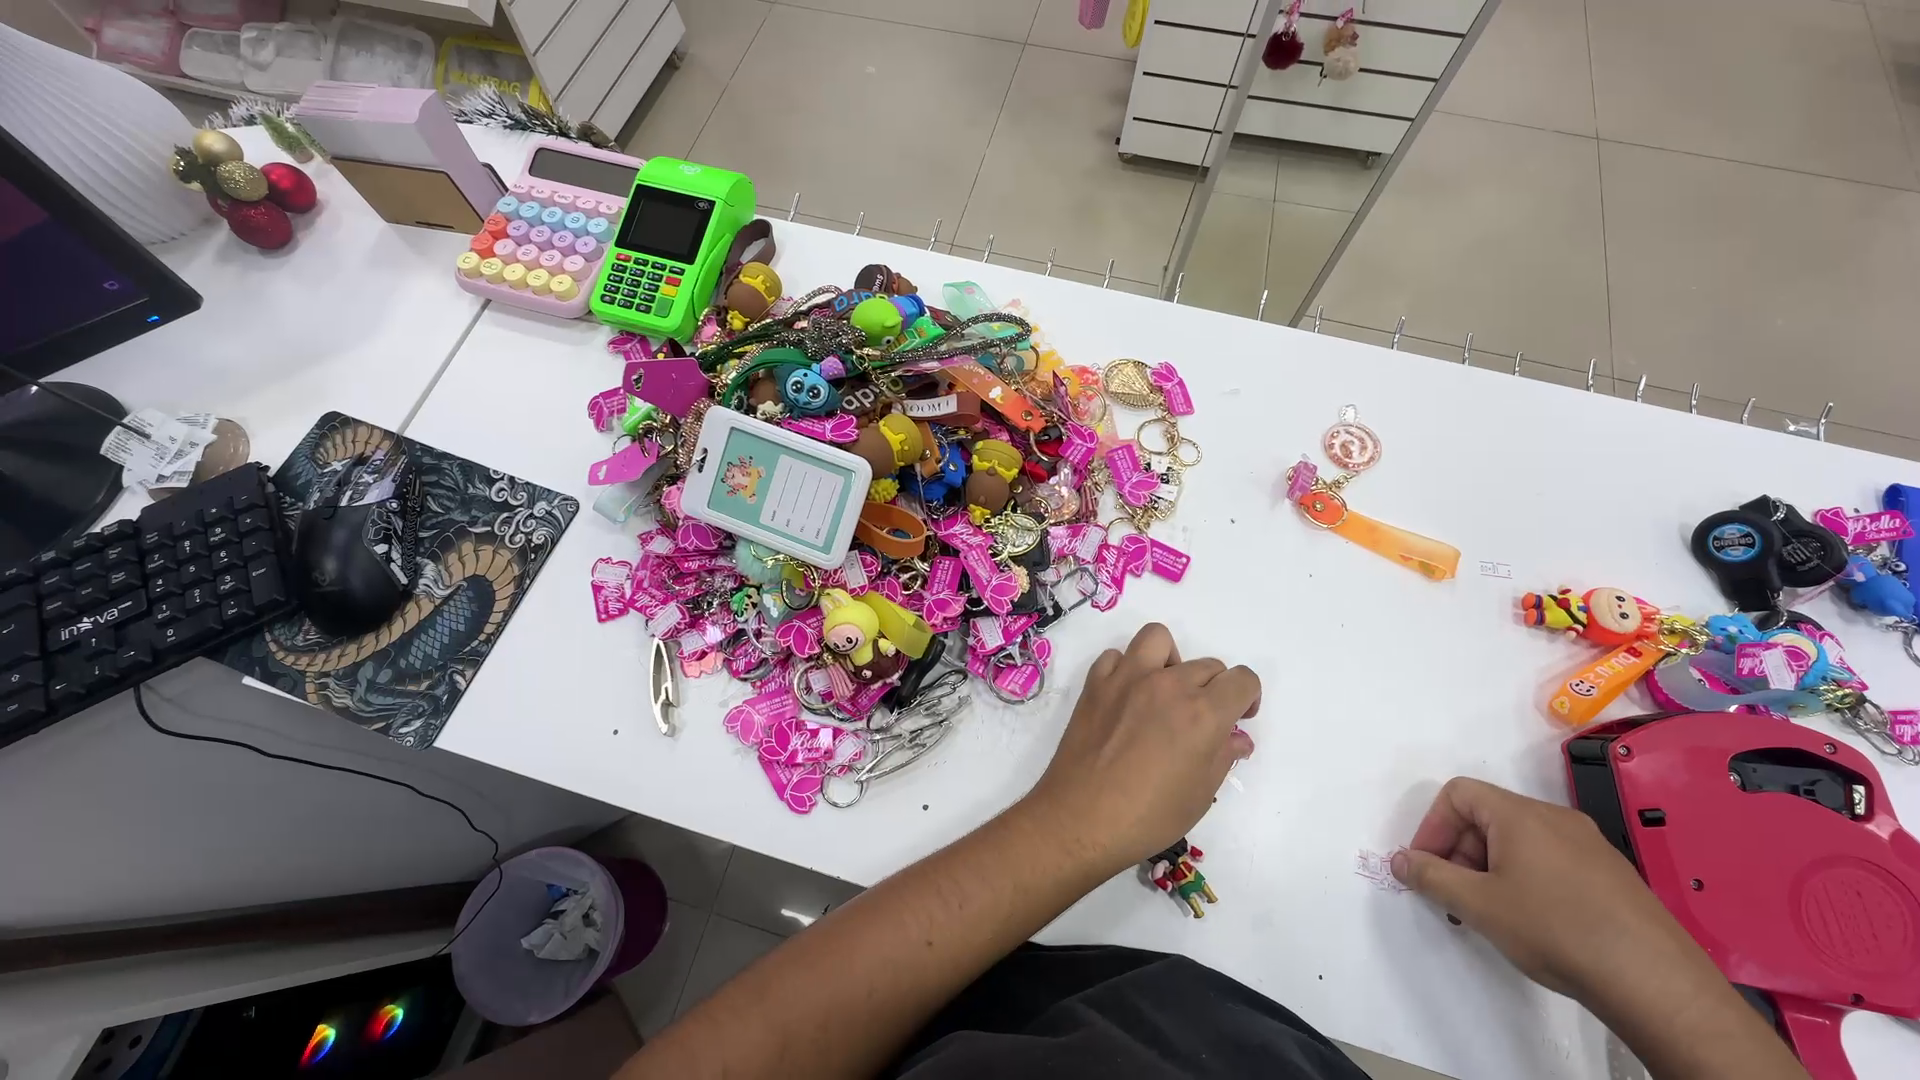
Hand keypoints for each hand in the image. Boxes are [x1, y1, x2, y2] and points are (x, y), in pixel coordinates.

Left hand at [1019, 623, 1258, 874]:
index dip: (1247, 698)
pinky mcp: (1095, 684)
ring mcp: (1127, 678)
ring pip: (1159, 639)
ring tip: (1165, 692)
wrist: (1081, 819)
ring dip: (1171, 660)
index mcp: (1203, 713)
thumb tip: (1236, 738)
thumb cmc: (1149, 817)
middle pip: (1207, 665)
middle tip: (1201, 720)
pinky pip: (1117, 656)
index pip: (1242, 680)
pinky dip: (1127, 669)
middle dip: (1214, 689)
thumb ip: (1223, 756)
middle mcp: (1168, 685)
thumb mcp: (1201, 794)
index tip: (1237, 719)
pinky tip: (1127, 698)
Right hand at [1390, 778, 1718, 1003]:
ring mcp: (1589, 846)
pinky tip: (1531, 921)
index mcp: (1522, 815)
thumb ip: (1430, 876)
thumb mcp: (1478, 905)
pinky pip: (1550, 860)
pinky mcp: (1611, 875)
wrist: (1655, 982)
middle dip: (1458, 851)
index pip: (1458, 793)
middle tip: (1453, 895)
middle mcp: (1556, 819)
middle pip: (1487, 816)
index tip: (1426, 867)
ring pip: (1518, 841)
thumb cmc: (1555, 930)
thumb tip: (1400, 860)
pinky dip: (1524, 879)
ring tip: (1489, 913)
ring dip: (1489, 868)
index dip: (1431, 826)